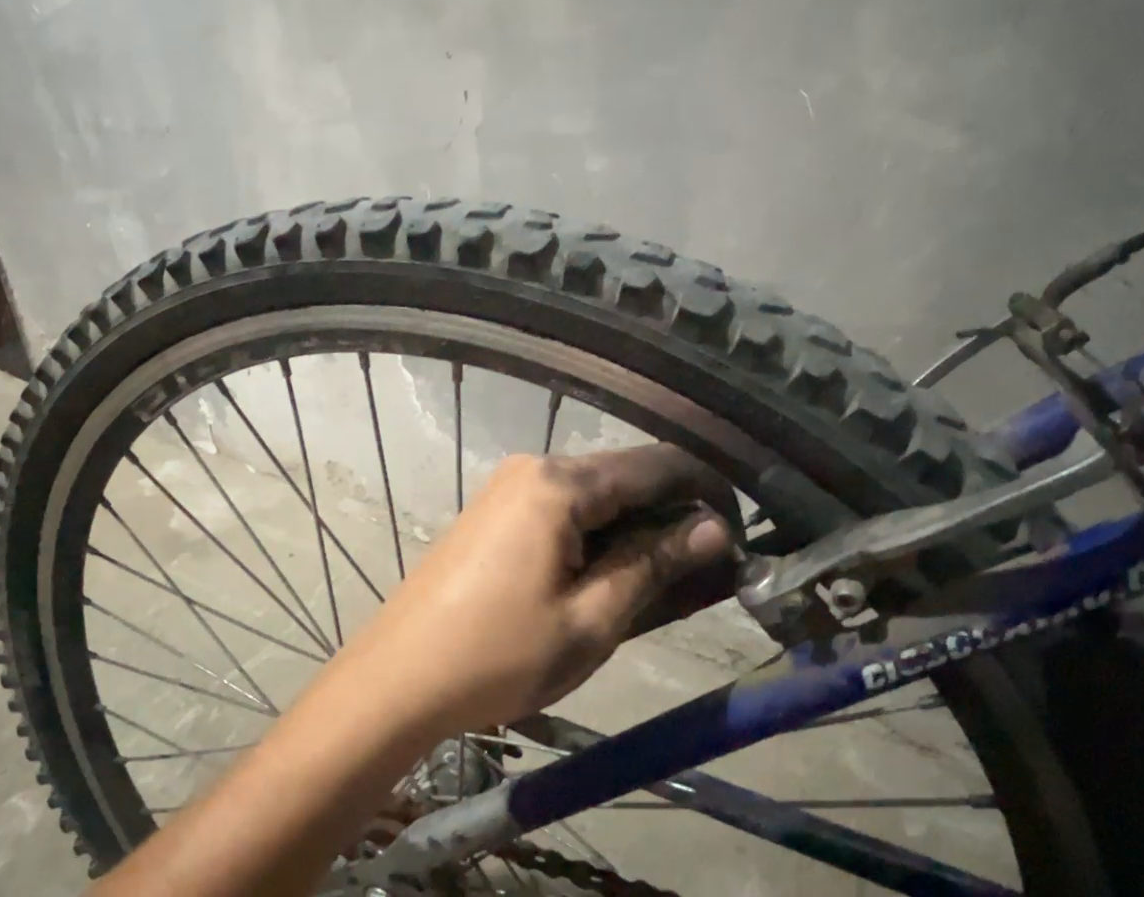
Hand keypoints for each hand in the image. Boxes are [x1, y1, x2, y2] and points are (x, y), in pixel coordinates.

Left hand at [328, 444, 734, 735]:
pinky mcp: (497, 513)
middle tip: (713, 573)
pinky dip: (601, 538)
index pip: (658, 465)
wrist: (398, 678)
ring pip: (599, 496)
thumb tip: (714, 527)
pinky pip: (566, 512)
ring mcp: (510, 488)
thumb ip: (655, 565)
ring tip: (671, 584)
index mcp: (559, 483)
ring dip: (639, 531)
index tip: (744, 537)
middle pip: (627, 476)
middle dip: (676, 516)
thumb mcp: (591, 620)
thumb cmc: (498, 655)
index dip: (709, 494)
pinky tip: (617, 579)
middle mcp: (534, 467)